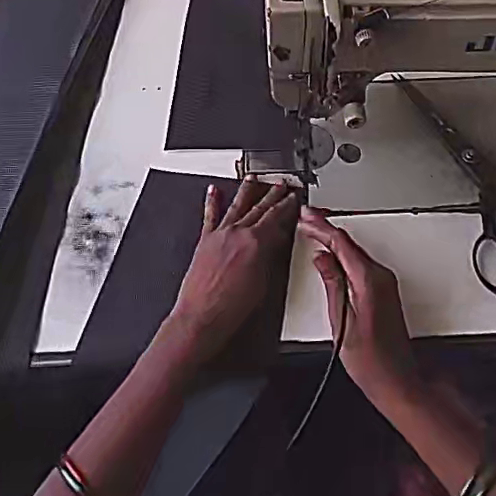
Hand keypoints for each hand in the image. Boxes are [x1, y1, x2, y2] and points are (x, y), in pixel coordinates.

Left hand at [163, 178, 298, 364]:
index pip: (276, 217)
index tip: (293, 197)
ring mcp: (220, 235)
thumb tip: (274, 242)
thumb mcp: (264, 282)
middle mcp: (238, 233)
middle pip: (259, 208)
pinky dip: (212, 202)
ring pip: (237, 206)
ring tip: (252, 178)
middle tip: (281, 184)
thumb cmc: (232, 308)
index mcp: (256, 243)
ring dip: (247, 191)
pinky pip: (210, 216)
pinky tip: (214, 191)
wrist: (202, 317)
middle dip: (273, 195)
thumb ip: (270, 256)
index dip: (287, 205)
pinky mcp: (205, 240)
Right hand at [297, 208, 417, 403]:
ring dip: (334, 239)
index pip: (341, 243)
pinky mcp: (383, 289)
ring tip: (313, 229)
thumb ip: (332, 285)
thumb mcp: (342, 322)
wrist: (398, 380)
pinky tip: (331, 252)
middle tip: (306, 218)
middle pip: (349, 243)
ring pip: (354, 250)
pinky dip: (343, 252)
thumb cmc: (372, 361)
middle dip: (326, 228)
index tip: (306, 218)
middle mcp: (380, 276)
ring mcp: (384, 282)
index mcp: (369, 281)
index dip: (321, 227)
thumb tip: (322, 259)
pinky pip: (360, 261)